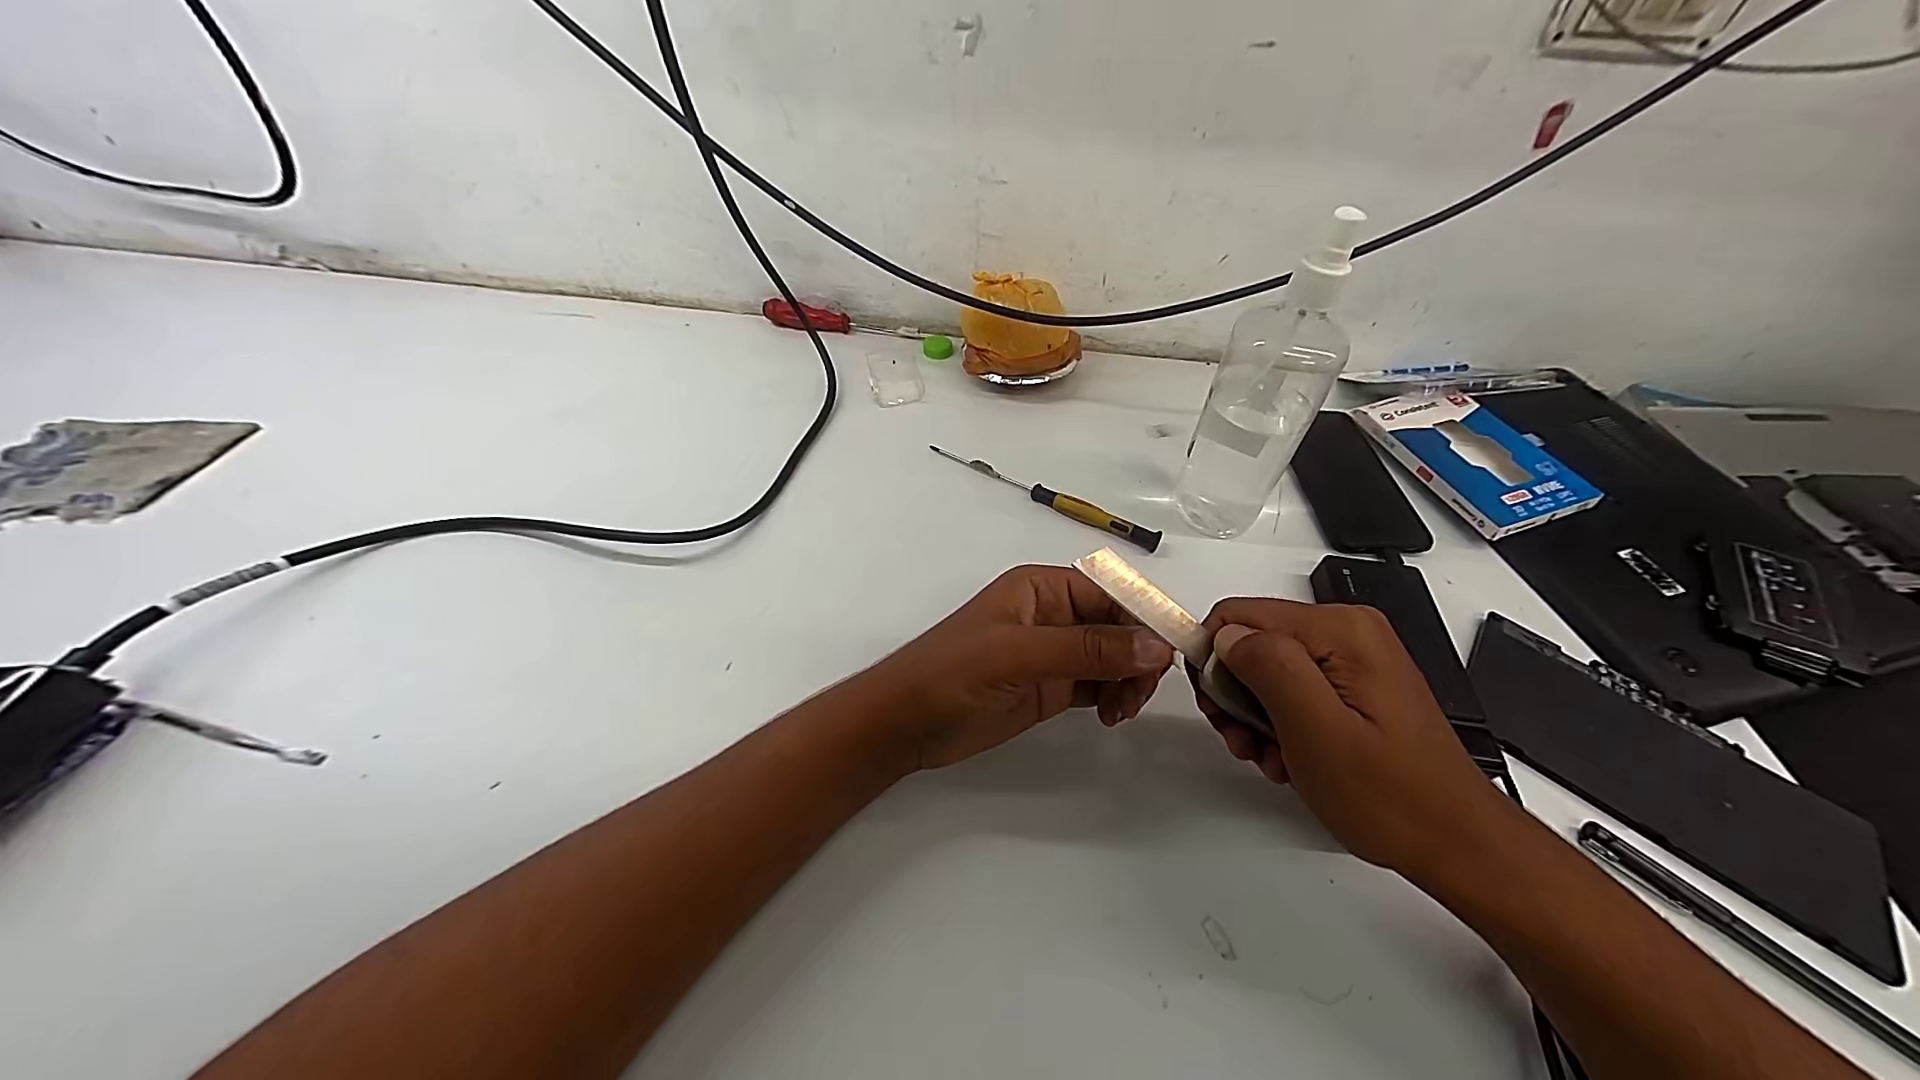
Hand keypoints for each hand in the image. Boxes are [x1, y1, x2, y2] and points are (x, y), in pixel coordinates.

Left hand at [857, 565, 1177, 770]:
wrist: (904, 723)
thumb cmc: (950, 674)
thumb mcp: (1017, 655)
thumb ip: (1086, 649)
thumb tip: (1155, 645)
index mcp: (1041, 588)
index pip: (1111, 592)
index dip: (1145, 616)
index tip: (1173, 651)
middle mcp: (1052, 614)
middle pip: (1118, 624)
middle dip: (1139, 653)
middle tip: (1142, 690)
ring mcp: (1052, 652)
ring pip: (1113, 656)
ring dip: (1130, 679)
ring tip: (1122, 710)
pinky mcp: (1050, 686)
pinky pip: (1099, 683)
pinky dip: (1114, 696)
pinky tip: (1112, 714)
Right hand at [1193, 598, 1511, 879]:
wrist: (1455, 841)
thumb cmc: (1398, 798)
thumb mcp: (1317, 730)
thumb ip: (1269, 667)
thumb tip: (1227, 635)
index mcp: (1340, 630)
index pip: (1237, 616)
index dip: (1214, 661)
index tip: (1219, 707)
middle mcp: (1347, 632)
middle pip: (1249, 641)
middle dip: (1234, 691)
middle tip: (1245, 737)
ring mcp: (1350, 657)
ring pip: (1263, 666)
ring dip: (1252, 713)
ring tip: (1269, 753)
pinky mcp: (1351, 682)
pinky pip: (1288, 685)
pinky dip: (1276, 720)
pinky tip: (1288, 754)